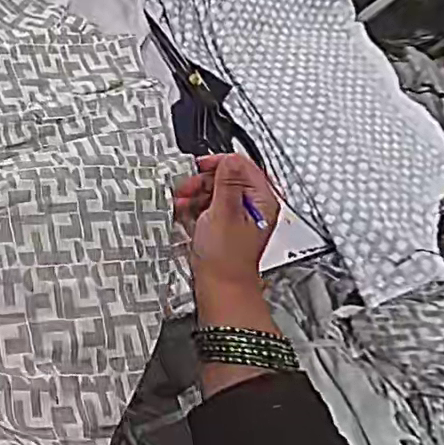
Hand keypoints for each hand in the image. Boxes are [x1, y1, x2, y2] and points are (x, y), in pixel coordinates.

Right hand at [175, 154, 278, 300]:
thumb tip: (229, 159)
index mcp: (261, 200)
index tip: (199, 166)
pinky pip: (208, 206)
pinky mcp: (223, 226)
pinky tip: (183, 211)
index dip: (219, 163)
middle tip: (186, 188)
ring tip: (181, 202)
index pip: (243, 167)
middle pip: (227, 178)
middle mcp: (252, 206)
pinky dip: (194, 206)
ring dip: (195, 193)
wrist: (219, 285)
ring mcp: (237, 216)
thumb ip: (227, 183)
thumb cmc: (226, 257)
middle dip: (203, 181)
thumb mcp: (224, 212)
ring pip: (214, 192)